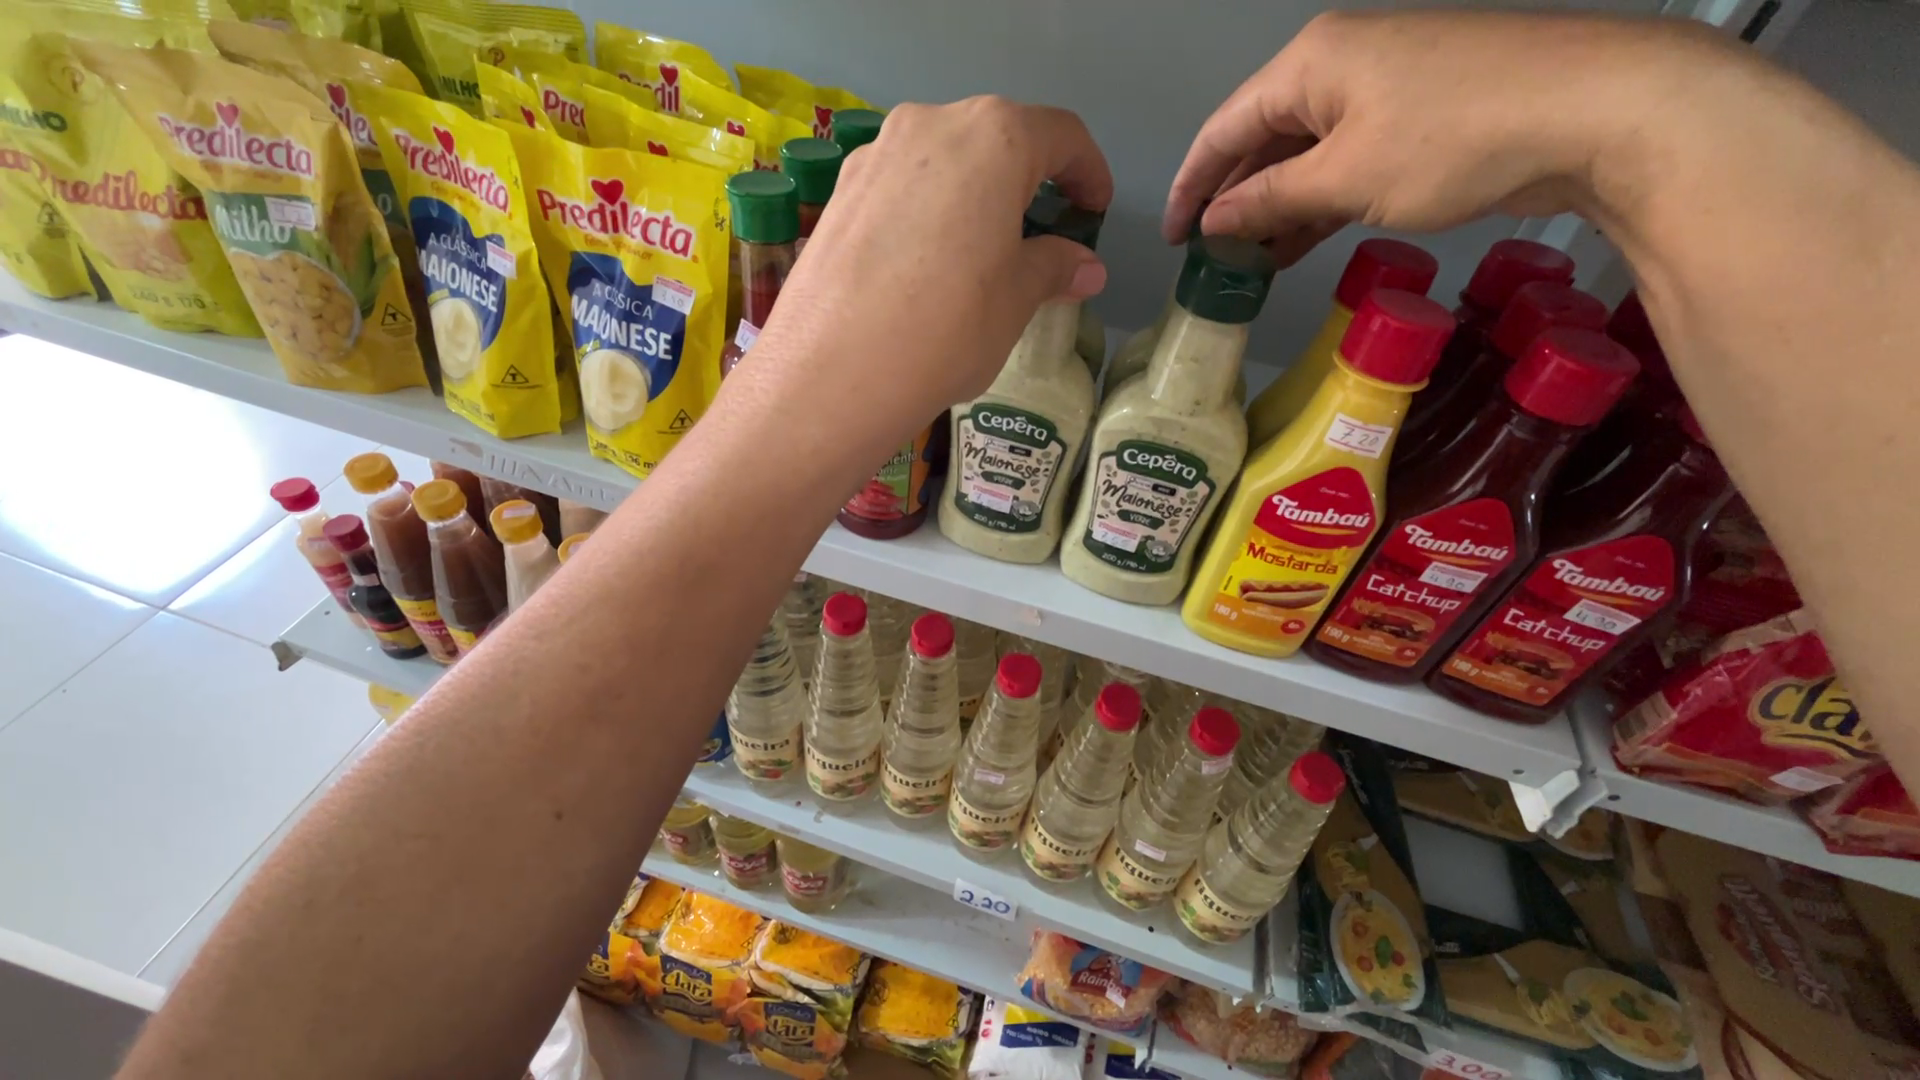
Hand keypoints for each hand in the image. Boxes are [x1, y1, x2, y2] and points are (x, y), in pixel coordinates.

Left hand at [751, 97, 1110, 447]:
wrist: (833, 375)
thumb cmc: (947, 330)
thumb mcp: (1015, 301)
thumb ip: (1053, 268)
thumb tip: (1086, 267)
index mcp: (992, 138)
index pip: (1060, 136)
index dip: (1088, 173)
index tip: (1094, 211)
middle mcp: (929, 125)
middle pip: (996, 141)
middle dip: (1027, 184)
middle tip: (1040, 236)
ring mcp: (874, 155)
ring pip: (943, 162)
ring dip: (973, 197)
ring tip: (981, 255)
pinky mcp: (838, 194)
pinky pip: (901, 189)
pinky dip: (928, 212)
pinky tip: (926, 266)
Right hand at [1163, 11, 1739, 259]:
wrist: (1598, 110)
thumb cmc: (1454, 138)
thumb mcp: (1345, 178)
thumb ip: (1269, 200)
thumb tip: (1214, 222)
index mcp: (1311, 62)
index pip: (1224, 128)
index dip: (1191, 186)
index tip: (1173, 238)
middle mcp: (1339, 65)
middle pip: (1262, 140)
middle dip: (1233, 200)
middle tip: (1209, 258)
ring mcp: (1381, 89)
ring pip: (1304, 155)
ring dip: (1274, 208)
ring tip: (1248, 263)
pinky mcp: (1416, 117)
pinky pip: (1343, 163)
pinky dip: (1316, 203)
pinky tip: (1296, 244)